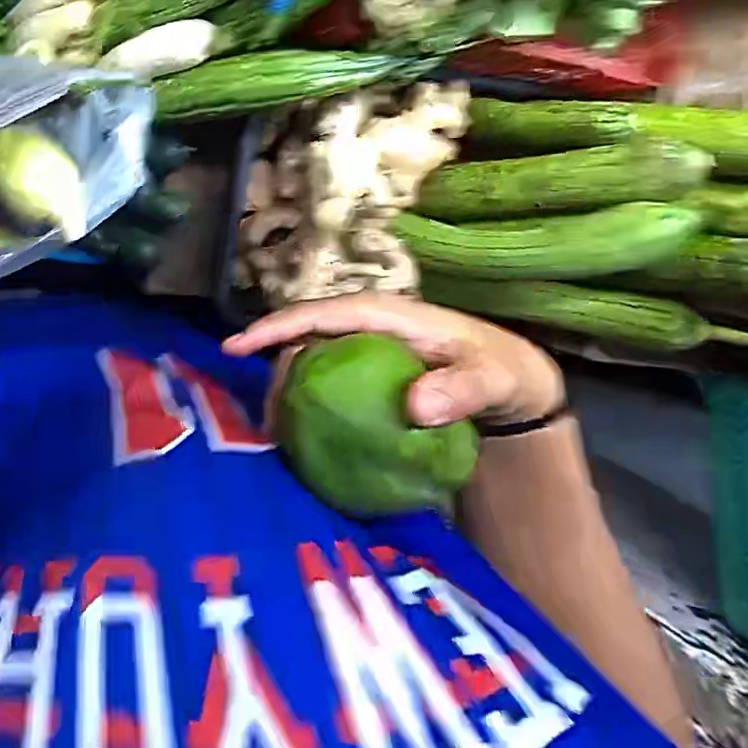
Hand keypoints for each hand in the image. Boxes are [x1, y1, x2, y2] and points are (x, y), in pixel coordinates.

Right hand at [222, 294, 562, 427]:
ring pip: (303, 359)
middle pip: (298, 339)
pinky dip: (303, 401)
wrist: (511, 380)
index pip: (314, 315)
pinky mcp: (359, 370)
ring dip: (283, 390)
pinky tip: (298, 433)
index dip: (272, 328)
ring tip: (275, 432)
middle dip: (271, 371)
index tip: (236, 346)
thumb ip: (461, 389)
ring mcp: (357, 348)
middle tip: (264, 419)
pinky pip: (319, 379)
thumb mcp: (491, 378)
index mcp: (379, 314)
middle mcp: (359, 326)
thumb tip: (413, 408)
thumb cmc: (497, 369)